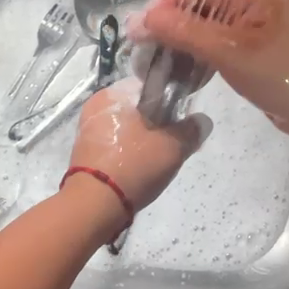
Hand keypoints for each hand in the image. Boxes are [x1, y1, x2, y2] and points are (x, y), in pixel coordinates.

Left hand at [66, 80, 211, 212]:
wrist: (94, 204)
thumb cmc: (133, 166)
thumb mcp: (172, 147)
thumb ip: (191, 130)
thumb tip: (203, 121)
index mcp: (114, 93)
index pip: (151, 84)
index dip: (172, 99)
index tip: (184, 118)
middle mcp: (97, 105)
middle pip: (139, 107)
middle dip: (158, 123)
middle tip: (174, 143)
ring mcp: (88, 128)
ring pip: (127, 126)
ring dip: (144, 138)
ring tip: (160, 158)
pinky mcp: (86, 150)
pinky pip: (115, 142)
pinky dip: (129, 150)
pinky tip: (141, 167)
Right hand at [133, 0, 288, 138]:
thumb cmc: (283, 74)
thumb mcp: (229, 51)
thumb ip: (183, 31)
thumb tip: (139, 19)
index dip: (164, 3)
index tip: (138, 31)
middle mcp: (254, 0)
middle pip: (199, 3)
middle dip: (170, 23)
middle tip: (142, 50)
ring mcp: (256, 26)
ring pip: (207, 26)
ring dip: (182, 41)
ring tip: (155, 62)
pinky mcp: (256, 51)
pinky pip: (219, 44)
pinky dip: (199, 55)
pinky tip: (181, 71)